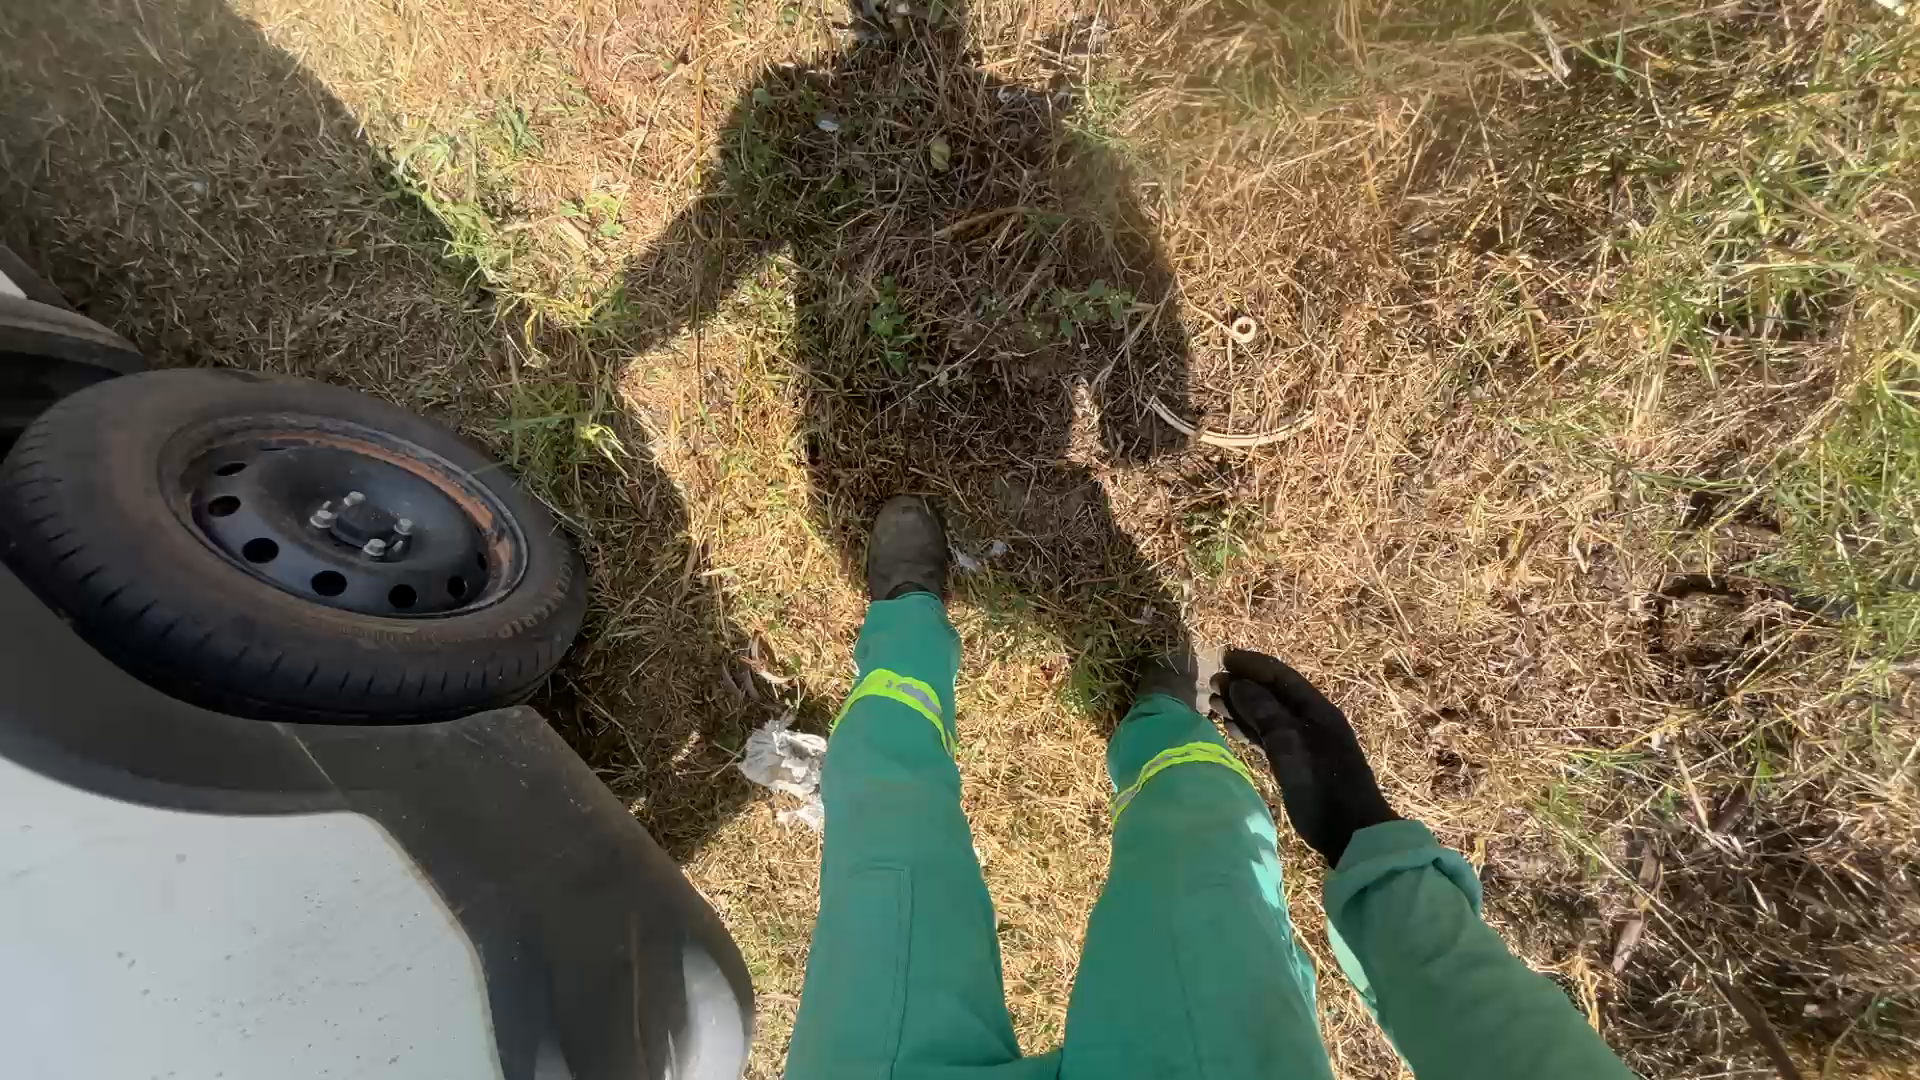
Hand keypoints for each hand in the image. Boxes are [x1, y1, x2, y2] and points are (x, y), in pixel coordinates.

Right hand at [1209, 649, 1396, 865]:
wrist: (1349, 831)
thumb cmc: (1321, 782)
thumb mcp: (1289, 741)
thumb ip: (1262, 709)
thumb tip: (1236, 683)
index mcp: (1315, 709)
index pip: (1280, 675)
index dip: (1252, 664)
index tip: (1224, 658)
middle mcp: (1309, 719)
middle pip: (1271, 693)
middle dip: (1241, 685)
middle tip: (1213, 683)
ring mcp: (1303, 741)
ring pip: (1266, 715)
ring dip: (1241, 706)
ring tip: (1214, 703)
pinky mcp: (1295, 761)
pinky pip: (1267, 736)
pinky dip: (1247, 729)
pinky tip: (1230, 728)